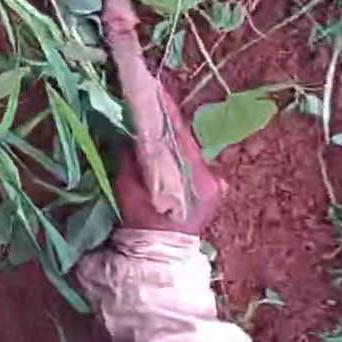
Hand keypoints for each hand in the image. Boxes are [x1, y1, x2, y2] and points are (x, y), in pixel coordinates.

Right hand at [113, 81, 224, 235]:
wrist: (159, 256)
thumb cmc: (141, 223)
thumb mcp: (128, 189)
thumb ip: (129, 160)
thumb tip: (126, 134)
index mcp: (194, 174)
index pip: (178, 132)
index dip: (165, 107)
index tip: (155, 84)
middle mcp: (211, 175)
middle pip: (186, 138)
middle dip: (167, 117)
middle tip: (151, 93)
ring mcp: (215, 182)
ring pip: (189, 149)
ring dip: (172, 132)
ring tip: (155, 112)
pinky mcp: (213, 189)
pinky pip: (192, 161)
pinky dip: (178, 150)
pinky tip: (165, 141)